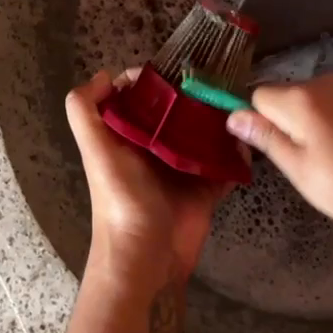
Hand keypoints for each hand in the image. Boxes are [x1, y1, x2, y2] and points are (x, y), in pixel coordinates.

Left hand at [66, 68, 232, 284]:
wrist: (146, 261)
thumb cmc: (120, 201)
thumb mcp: (96, 151)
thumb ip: (85, 112)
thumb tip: (103, 75)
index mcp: (127, 136)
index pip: (138, 98)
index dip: (151, 82)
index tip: (174, 71)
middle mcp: (153, 148)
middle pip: (175, 113)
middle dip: (194, 97)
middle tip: (217, 84)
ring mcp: (181, 169)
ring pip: (202, 135)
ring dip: (218, 122)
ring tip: (237, 105)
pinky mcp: (204, 190)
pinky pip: (224, 166)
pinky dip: (236, 154)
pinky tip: (247, 139)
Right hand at [226, 73, 332, 245]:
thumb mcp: (304, 174)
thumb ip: (267, 139)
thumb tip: (234, 116)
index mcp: (301, 100)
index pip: (260, 96)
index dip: (263, 123)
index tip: (281, 152)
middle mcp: (327, 81)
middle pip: (292, 95)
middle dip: (294, 122)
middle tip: (314, 164)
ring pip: (322, 99)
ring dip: (322, 121)